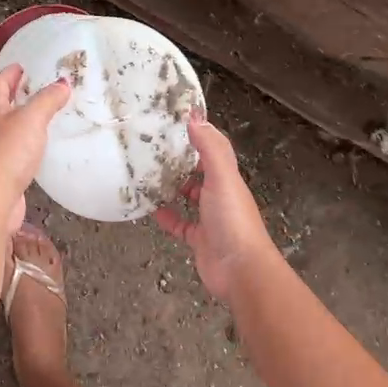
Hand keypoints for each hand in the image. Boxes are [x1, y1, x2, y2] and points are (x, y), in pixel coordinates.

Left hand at [0, 66, 70, 209]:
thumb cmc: (8, 152)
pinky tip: (34, 150)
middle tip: (31, 89)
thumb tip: (62, 83)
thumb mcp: (31, 119)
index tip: (20, 66)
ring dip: (18, 121)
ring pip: (4, 130)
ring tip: (37, 117)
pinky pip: (12, 153)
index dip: (9, 74)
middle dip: (13, 96)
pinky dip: (23, 145)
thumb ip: (47, 100)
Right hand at [155, 113, 274, 299]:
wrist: (241, 271)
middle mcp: (220, 196)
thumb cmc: (232, 219)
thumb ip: (210, 147)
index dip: (198, 135)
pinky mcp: (199, 240)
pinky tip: (149, 208)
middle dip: (180, 161)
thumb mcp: (222, 177)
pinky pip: (179, 224)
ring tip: (146, 174)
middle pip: (199, 173)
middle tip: (152, 148)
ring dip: (172, 187)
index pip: (213, 150)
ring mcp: (210, 219)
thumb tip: (194, 115)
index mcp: (227, 178)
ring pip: (188, 198)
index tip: (174, 122)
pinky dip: (166, 216)